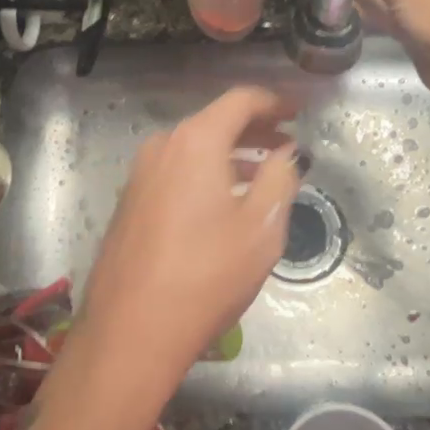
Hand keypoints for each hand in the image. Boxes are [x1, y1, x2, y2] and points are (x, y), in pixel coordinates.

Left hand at [80, 87, 301, 376]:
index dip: (273, 101)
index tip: (297, 110)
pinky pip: (177, 172)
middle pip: (215, 122)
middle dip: (254, 129)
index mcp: (195, 141)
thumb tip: (288, 152)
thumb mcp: (260, 228)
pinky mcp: (131, 202)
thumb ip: (280, 179)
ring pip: (194, 149)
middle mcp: (163, 146)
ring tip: (264, 173)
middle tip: (287, 142)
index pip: (240, 100)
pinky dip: (206, 173)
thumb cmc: (206, 275)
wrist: (131, 328)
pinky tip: (226, 200)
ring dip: (231, 154)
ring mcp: (141, 174)